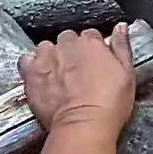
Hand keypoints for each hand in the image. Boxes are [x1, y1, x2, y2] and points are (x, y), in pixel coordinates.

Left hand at [20, 24, 135, 134]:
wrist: (83, 126)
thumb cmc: (108, 105)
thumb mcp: (126, 74)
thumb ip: (122, 47)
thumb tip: (120, 27)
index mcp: (91, 43)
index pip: (90, 36)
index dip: (92, 50)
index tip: (93, 63)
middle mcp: (67, 45)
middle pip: (67, 39)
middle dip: (71, 51)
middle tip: (76, 72)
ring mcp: (47, 57)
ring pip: (46, 47)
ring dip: (50, 57)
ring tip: (57, 75)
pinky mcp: (31, 73)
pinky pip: (26, 60)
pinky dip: (31, 66)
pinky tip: (40, 77)